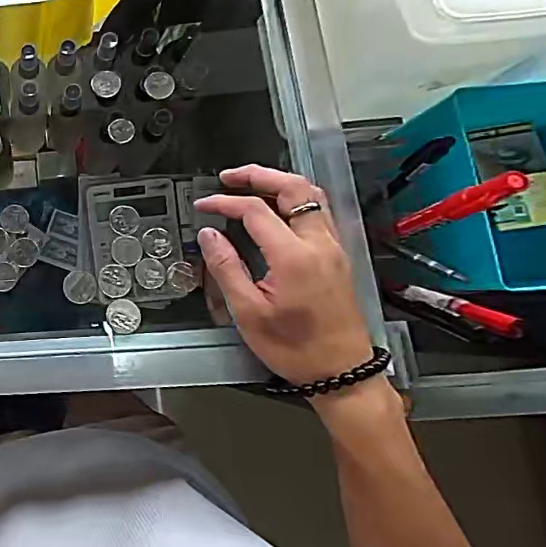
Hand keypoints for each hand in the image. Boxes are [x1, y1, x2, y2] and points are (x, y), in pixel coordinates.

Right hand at [195, 165, 380, 391]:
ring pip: (310, 194)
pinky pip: (318, 211)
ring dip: (279, 182)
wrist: (341, 372)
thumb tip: (209, 235)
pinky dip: (295, 199)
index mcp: (294, 256)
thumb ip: (226, 267)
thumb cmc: (295, 349)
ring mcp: (333, 247)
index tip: (204, 206)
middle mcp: (319, 243)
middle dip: (257, 174)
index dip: (224, 202)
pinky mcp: (338, 255)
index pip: (254, 210)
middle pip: (292, 187)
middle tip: (229, 176)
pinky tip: (277, 208)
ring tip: (251, 184)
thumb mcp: (248, 313)